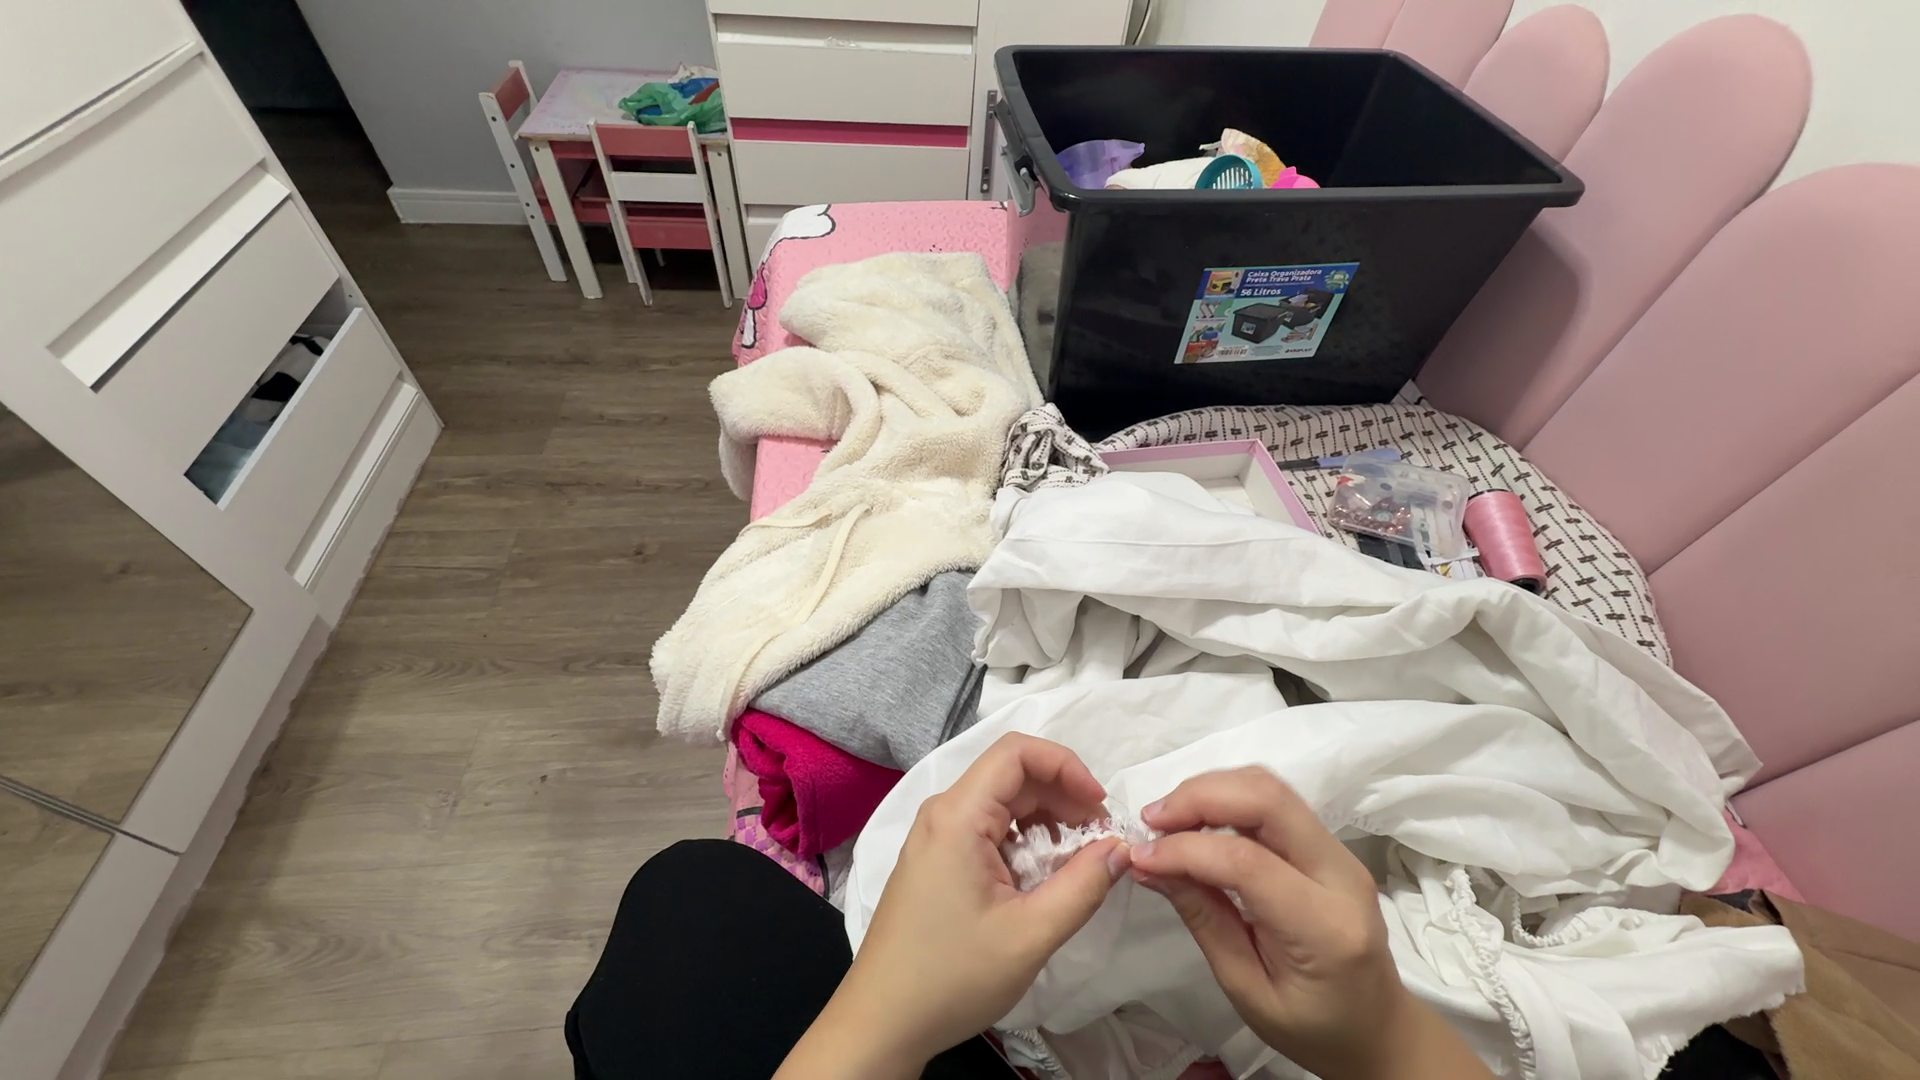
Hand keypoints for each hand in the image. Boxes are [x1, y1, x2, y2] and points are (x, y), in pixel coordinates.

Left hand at [777, 733, 1128, 1078]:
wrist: (882, 1021)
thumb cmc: (952, 976)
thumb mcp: (1029, 936)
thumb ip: (1082, 886)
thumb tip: (1120, 847)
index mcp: (958, 815)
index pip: (1016, 751)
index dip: (1065, 765)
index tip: (1099, 806)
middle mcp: (943, 812)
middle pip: (1011, 774)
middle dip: (1062, 794)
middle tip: (1099, 835)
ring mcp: (937, 834)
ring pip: (1001, 800)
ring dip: (1045, 816)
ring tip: (1079, 854)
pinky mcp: (938, 857)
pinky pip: (987, 825)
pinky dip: (1023, 836)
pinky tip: (1044, 870)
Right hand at [1131, 767, 1491, 1079]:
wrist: (1379, 1030)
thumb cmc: (1312, 1027)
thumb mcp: (1246, 989)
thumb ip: (1202, 918)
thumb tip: (1148, 864)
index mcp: (1323, 928)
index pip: (1246, 861)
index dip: (1185, 849)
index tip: (1140, 855)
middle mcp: (1340, 874)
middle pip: (1267, 798)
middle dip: (1198, 796)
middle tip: (1152, 820)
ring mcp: (1339, 851)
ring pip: (1269, 786)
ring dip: (1210, 790)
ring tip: (1169, 819)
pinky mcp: (1327, 842)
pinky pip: (1273, 798)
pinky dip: (1226, 796)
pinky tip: (1198, 819)